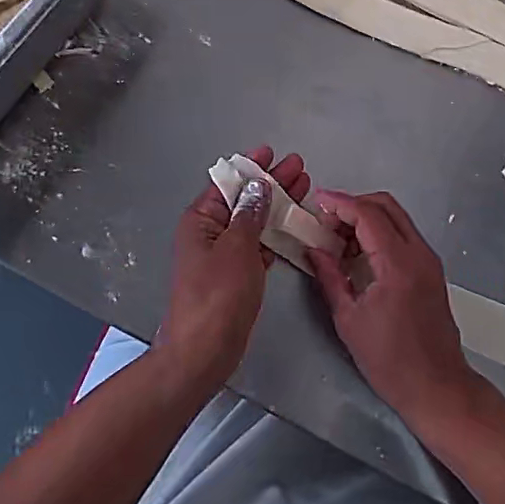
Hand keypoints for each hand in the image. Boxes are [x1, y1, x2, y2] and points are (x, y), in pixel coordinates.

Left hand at [160, 146, 308, 389]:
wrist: (204, 351)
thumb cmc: (216, 295)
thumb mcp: (236, 247)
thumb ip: (250, 214)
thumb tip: (259, 186)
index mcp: (201, 221)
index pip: (228, 184)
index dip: (251, 167)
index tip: (271, 152)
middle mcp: (210, 233)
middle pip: (245, 199)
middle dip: (272, 182)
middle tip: (298, 167)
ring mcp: (224, 255)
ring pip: (255, 221)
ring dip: (278, 205)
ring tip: (303, 187)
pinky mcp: (238, 274)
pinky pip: (260, 244)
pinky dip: (276, 232)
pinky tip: (294, 223)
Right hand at [308, 191, 490, 431]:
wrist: (437, 386)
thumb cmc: (390, 361)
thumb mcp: (349, 320)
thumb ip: (330, 278)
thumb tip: (315, 250)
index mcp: (398, 264)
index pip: (367, 215)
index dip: (339, 203)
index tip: (317, 202)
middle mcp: (419, 253)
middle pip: (386, 206)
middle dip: (353, 205)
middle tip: (326, 220)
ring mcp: (429, 259)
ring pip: (397, 217)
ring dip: (367, 217)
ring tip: (338, 238)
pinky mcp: (431, 269)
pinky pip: (404, 235)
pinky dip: (380, 232)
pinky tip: (359, 252)